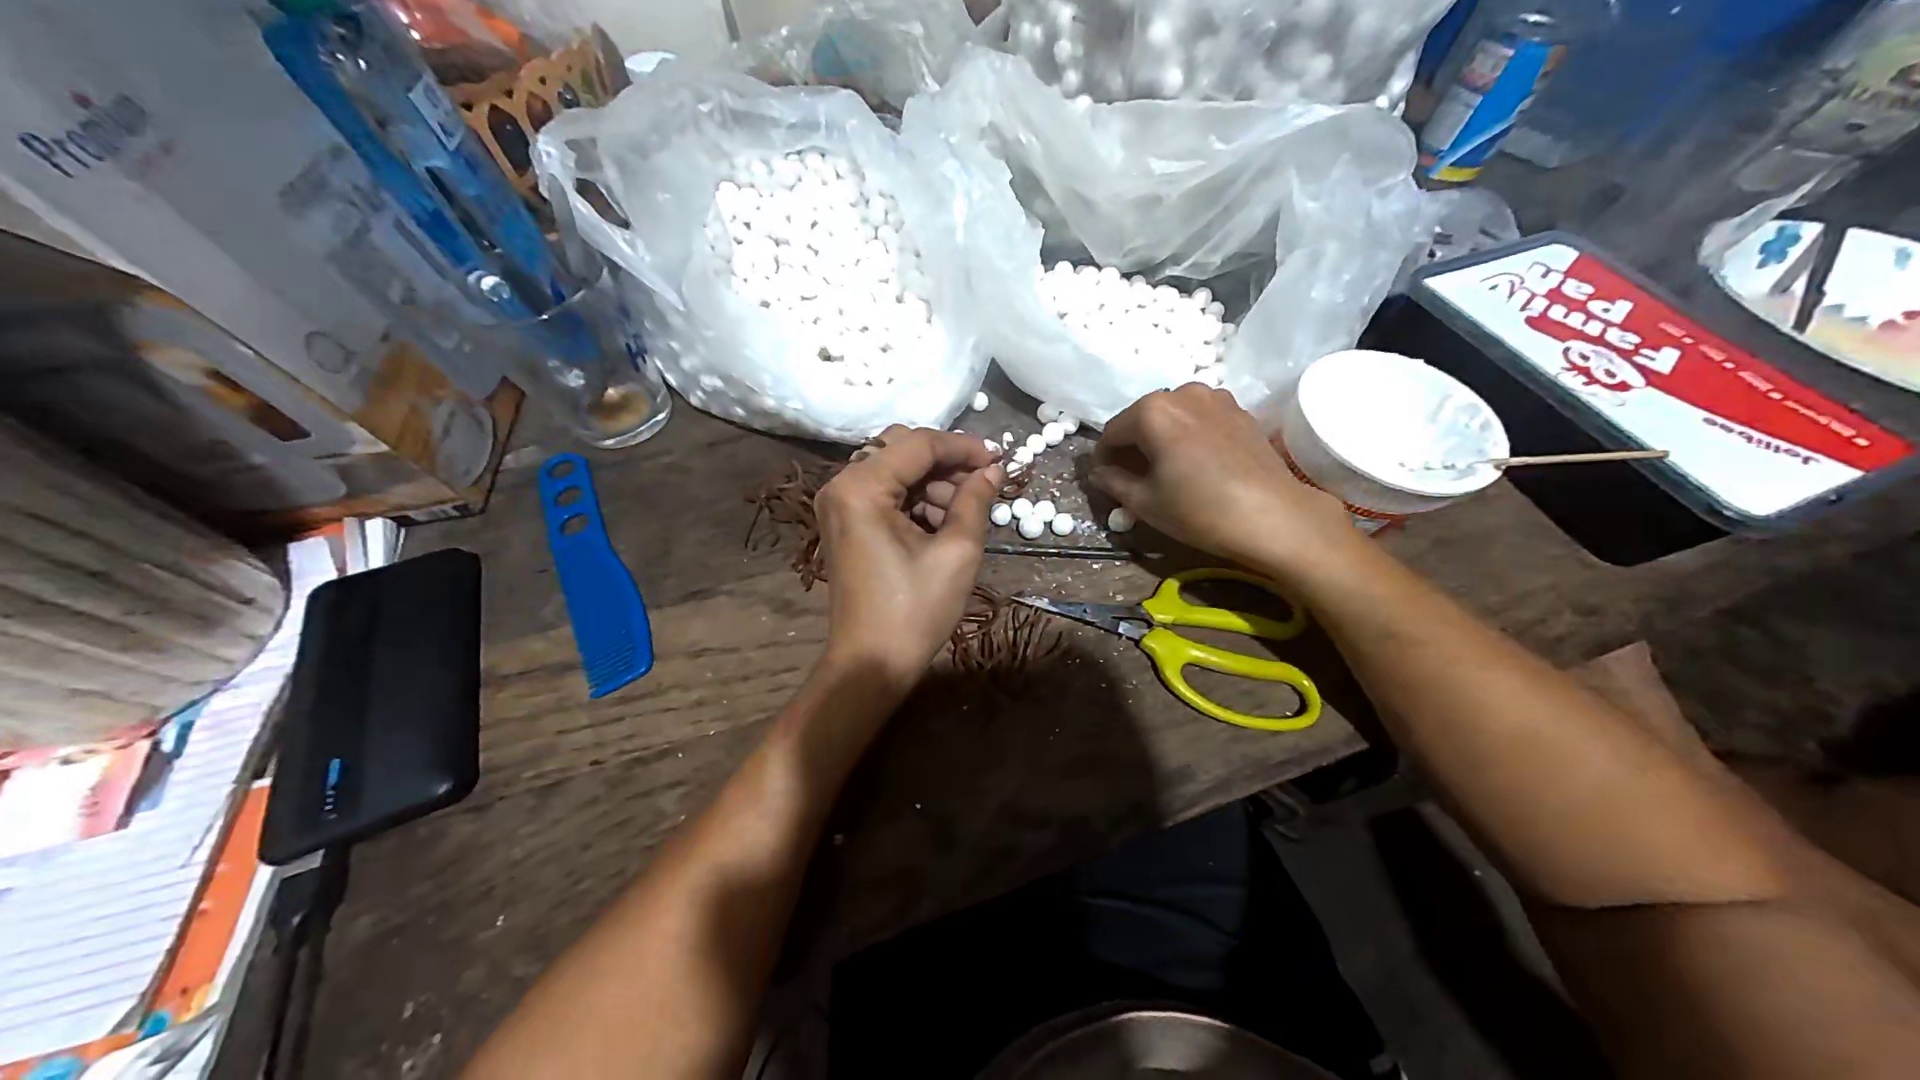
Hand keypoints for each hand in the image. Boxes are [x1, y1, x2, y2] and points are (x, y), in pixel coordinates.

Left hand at [814, 425, 1002, 691]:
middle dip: (947, 463)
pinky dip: (915, 500)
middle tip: (983, 485)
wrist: (871, 662)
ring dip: (933, 483)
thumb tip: (993, 471)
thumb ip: (975, 501)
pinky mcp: (844, 522)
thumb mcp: (956, 552)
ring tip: (965, 513)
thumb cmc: (915, 610)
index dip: (964, 447)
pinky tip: (942, 523)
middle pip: (902, 449)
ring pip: (895, 470)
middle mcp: (841, 485)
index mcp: (862, 488)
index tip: (1000, 460)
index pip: (919, 444)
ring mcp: (839, 504)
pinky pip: (885, 493)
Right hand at [1090, 384, 1355, 574]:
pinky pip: (1199, 419)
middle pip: (1142, 419)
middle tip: (1131, 479)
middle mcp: (1182, 393)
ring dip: (1160, 439)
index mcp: (1152, 411)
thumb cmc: (1199, 510)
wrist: (1273, 516)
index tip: (1102, 481)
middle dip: (1132, 447)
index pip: (1111, 433)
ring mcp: (1215, 397)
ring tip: (1164, 471)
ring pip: (1172, 417)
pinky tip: (1194, 464)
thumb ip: (1112, 481)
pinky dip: (1187, 436)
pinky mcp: (1239, 410)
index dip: (1102, 459)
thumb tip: (1099, 472)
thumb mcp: (1144, 502)